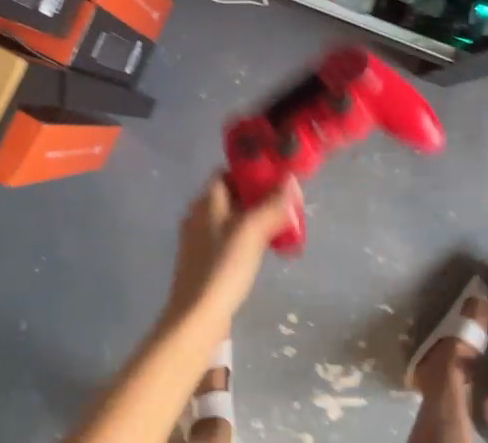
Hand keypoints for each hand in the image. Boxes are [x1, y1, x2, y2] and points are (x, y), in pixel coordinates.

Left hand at [164, 174, 301, 327]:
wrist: (197, 316)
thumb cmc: (223, 266)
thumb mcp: (252, 230)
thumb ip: (272, 204)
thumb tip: (290, 179)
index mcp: (206, 200)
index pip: (227, 172)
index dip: (251, 173)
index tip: (277, 181)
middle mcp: (198, 214)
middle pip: (231, 196)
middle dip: (258, 198)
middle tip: (284, 207)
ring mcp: (199, 240)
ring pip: (231, 219)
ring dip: (254, 221)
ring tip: (280, 229)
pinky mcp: (204, 262)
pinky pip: (228, 241)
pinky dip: (246, 240)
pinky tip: (262, 253)